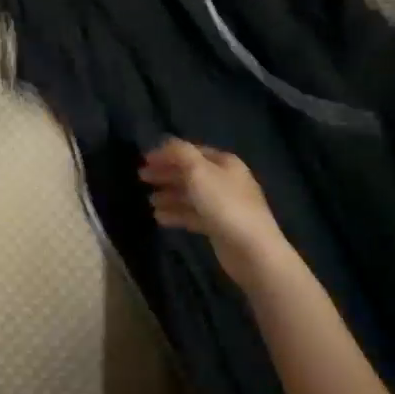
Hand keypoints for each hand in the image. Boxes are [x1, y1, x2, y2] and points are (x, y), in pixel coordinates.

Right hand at [140, 139, 290, 285]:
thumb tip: (165, 143)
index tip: (145, 159)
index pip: (192, 151)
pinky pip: (193, 215)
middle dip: (166, 173)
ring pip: (191, 195)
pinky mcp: (220, 227)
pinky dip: (177, 214)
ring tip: (149, 200)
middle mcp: (225, 180)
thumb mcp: (199, 171)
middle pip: (190, 172)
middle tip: (142, 177)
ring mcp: (224, 205)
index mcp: (224, 163)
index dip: (168, 153)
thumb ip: (180, 153)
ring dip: (170, 195)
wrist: (252, 250)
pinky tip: (159, 217)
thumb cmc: (224, 204)